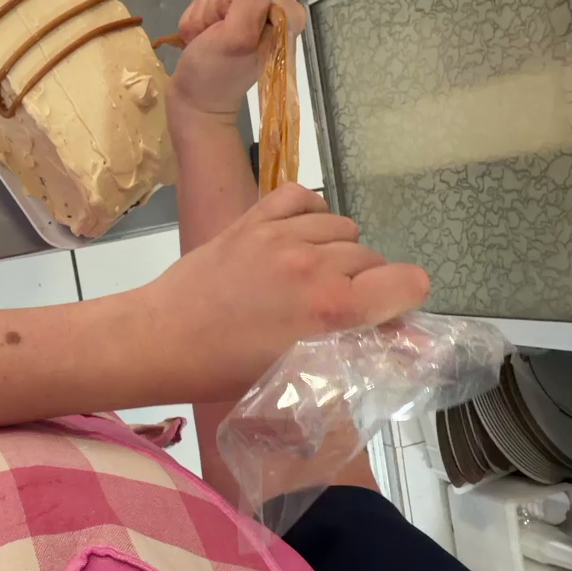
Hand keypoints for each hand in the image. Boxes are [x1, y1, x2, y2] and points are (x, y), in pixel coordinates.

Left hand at [130, 184, 429, 400]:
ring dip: (334, 249)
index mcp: (332, 309)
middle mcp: (313, 264)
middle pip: (372, 257)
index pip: (410, 282)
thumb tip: (412, 345)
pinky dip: (307, 211)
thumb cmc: (222, 370)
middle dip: (360, 282)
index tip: (377, 315)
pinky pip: (300, 196)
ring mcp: (279, 237)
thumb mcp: (296, 374)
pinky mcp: (250, 221)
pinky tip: (296, 235)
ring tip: (305, 274)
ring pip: (341, 227)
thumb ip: (356, 352)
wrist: (159, 339)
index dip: (400, 301)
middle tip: (326, 307)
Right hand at [169, 0, 307, 119]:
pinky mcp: (225, 23)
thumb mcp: (236, 32)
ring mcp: (245, 16)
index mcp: (284, 12)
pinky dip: (195, 23)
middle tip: (212, 38)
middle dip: (214, 9)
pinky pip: (203, 4)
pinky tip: (199, 42)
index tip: (225, 27)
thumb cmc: (215, 76)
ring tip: (205, 43)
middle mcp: (268, 10)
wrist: (194, 106)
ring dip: (202, 18)